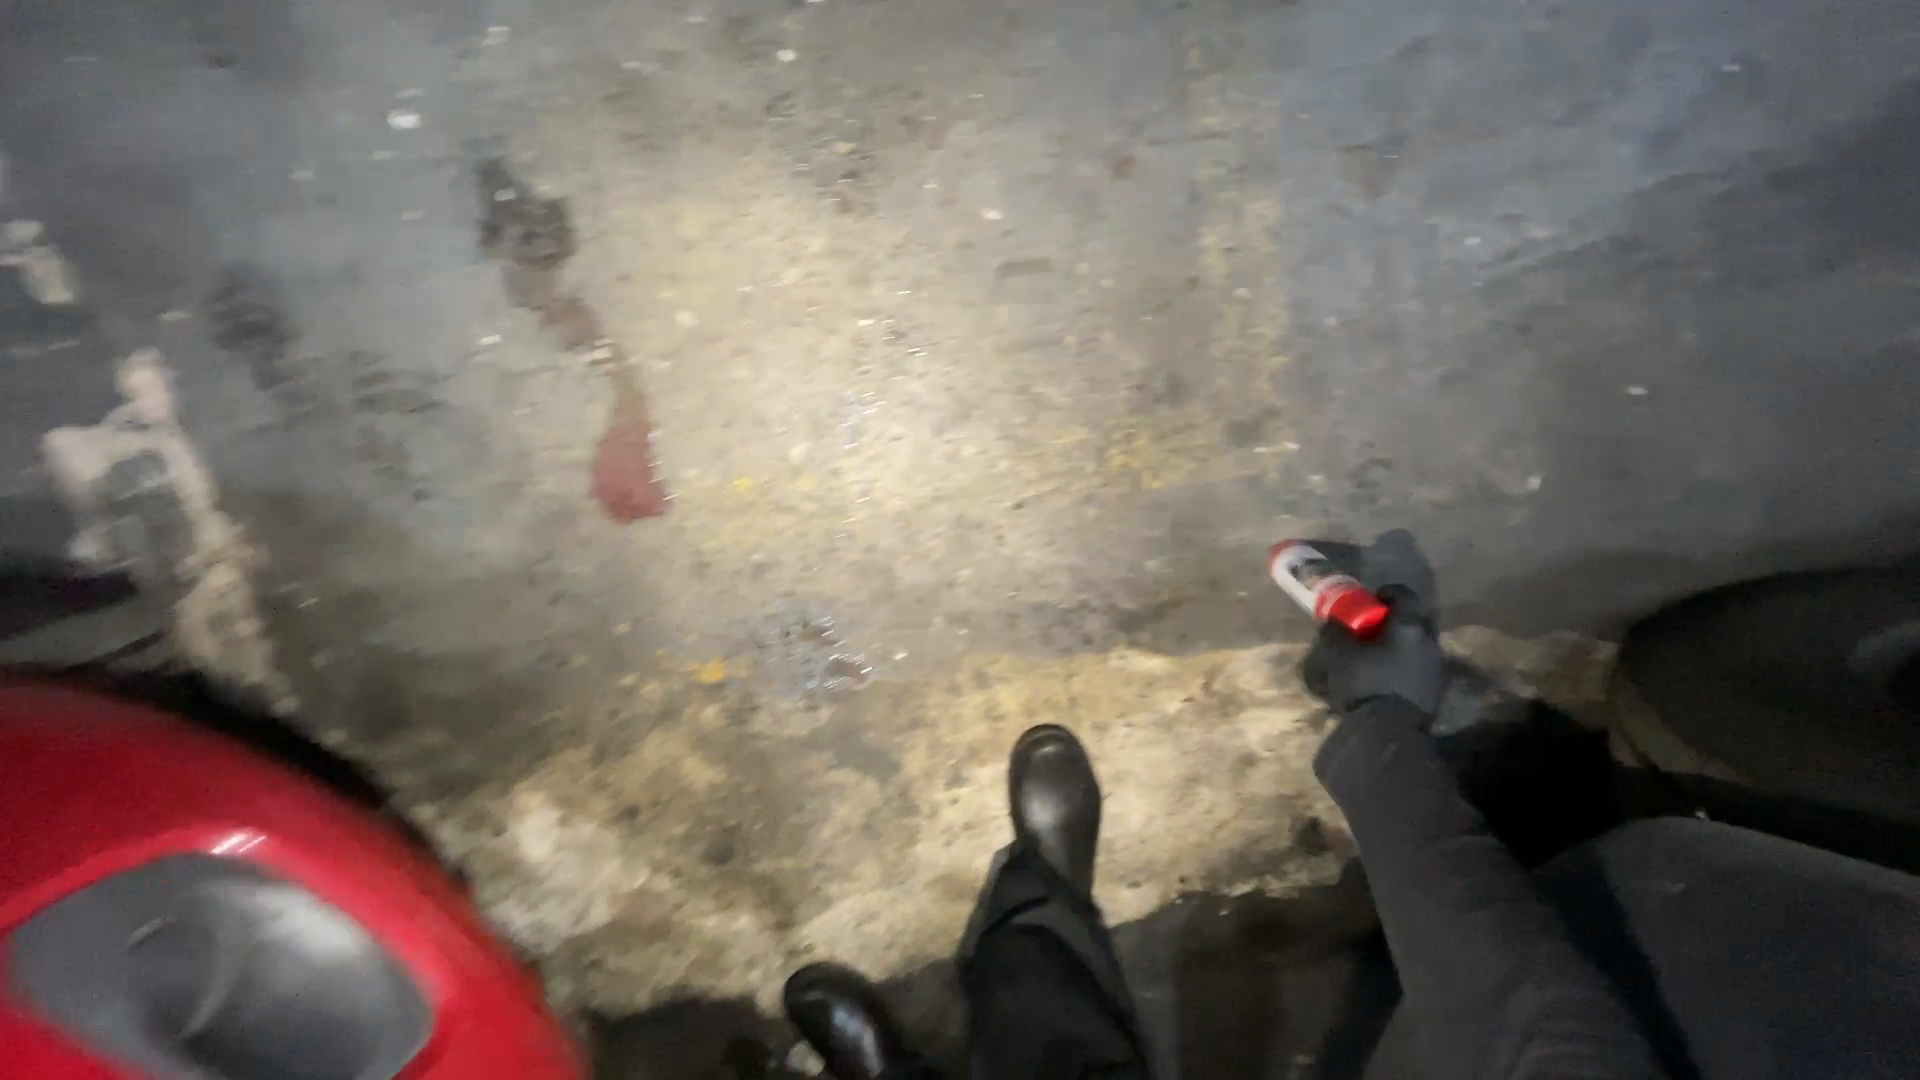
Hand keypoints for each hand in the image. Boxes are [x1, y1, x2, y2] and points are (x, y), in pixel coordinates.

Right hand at [1299, 530, 1443, 716]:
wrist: (1390, 730)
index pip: (1406, 596)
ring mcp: (1437, 668)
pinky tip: (1387, 677)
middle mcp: (1429, 643)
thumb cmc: (1365, 683)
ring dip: (1402, 645)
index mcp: (1408, 628)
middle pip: (1415, 621)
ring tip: (1378, 655)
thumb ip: (1335, 633)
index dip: (1389, 592)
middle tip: (1373, 627)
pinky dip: (1406, 665)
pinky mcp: (1436, 690)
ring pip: (1419, 645)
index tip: (1373, 597)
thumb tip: (1333, 621)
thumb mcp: (1338, 655)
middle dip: (1395, 620)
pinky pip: (1420, 667)